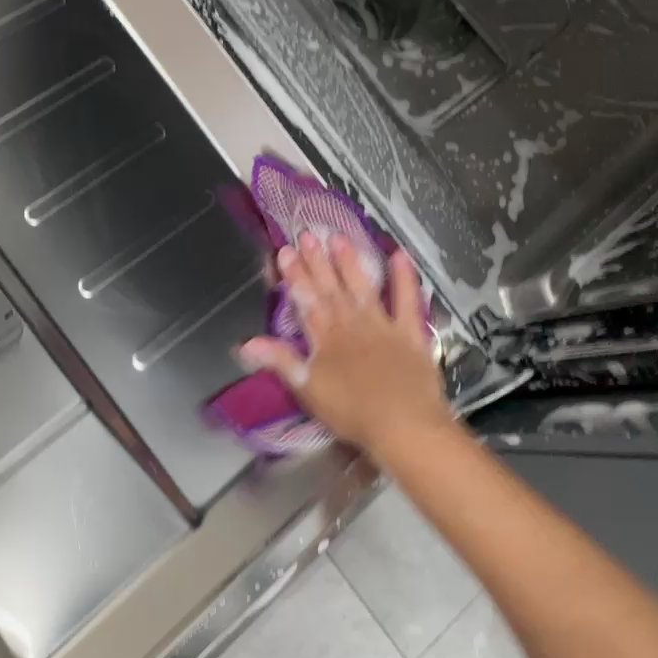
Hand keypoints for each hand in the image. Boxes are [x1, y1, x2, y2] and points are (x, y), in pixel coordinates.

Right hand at [238, 232, 455, 452]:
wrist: (403, 423)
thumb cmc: (350, 411)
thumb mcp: (307, 389)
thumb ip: (280, 361)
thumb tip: (246, 343)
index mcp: (324, 337)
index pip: (305, 300)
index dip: (294, 275)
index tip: (285, 251)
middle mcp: (351, 323)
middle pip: (330, 288)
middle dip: (317, 261)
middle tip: (307, 233)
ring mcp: (383, 325)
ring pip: (362, 287)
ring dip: (350, 262)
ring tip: (339, 237)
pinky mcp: (411, 334)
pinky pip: (408, 301)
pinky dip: (405, 278)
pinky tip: (401, 256)